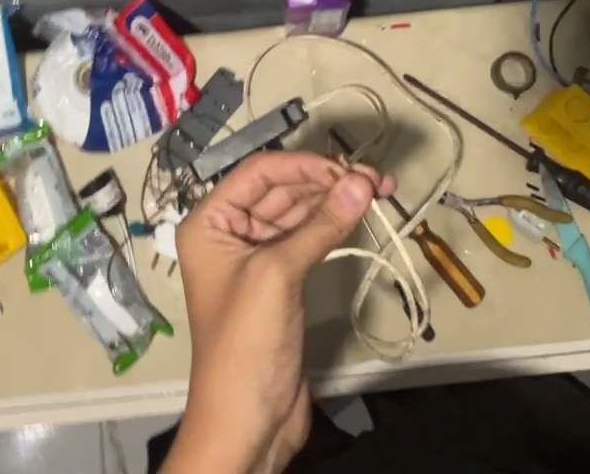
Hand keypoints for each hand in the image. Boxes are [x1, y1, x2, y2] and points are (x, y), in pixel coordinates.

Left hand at [163, 151, 394, 473]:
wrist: (247, 423)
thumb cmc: (245, 343)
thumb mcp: (278, 275)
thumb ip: (320, 225)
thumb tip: (362, 181)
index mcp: (210, 222)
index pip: (259, 173)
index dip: (304, 165)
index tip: (348, 169)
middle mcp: (230, 232)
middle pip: (281, 189)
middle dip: (327, 180)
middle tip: (376, 179)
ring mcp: (257, 256)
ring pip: (299, 212)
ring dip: (335, 200)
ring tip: (379, 190)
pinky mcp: (282, 279)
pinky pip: (308, 238)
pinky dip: (333, 225)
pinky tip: (358, 213)